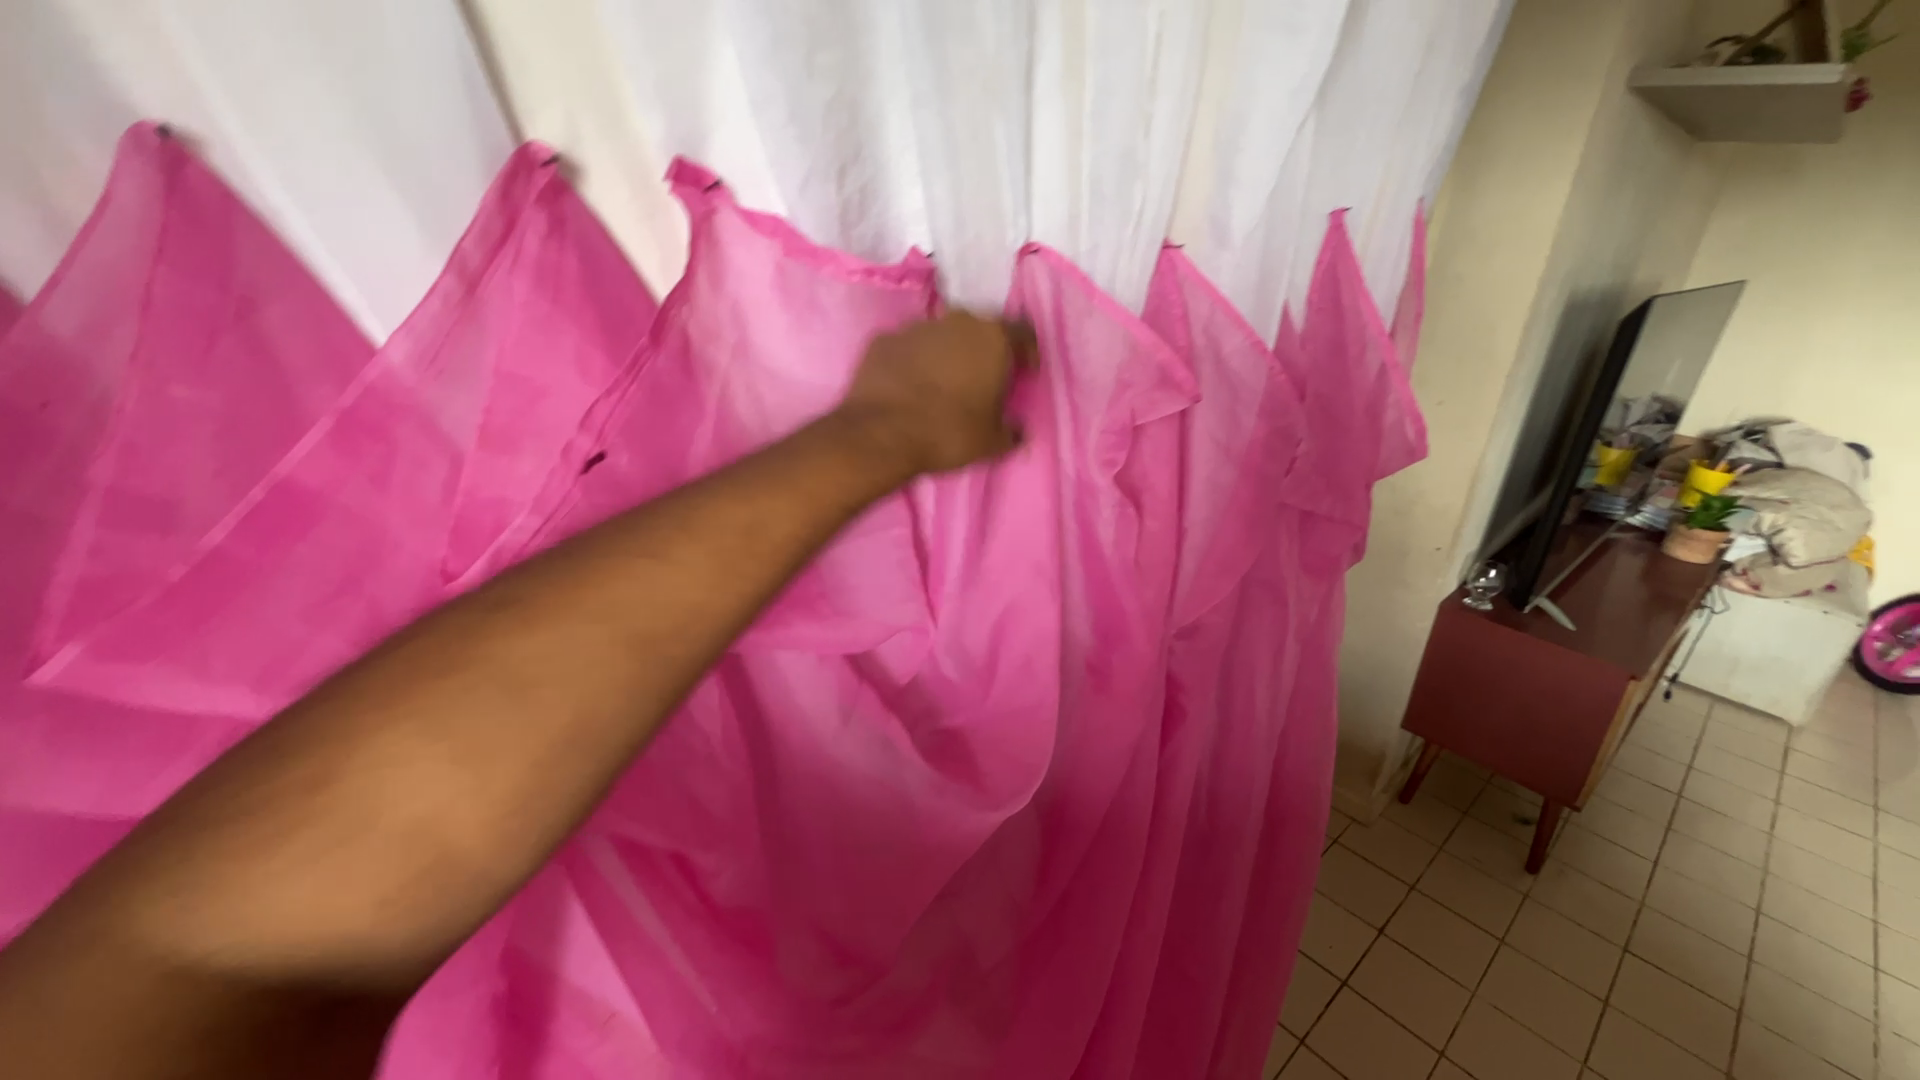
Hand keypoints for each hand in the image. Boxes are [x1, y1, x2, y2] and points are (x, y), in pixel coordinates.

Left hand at [832, 311, 1035, 476]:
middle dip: (983, 351)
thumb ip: (1011, 430)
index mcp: (993, 338)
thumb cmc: (949, 432)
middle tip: (982, 380)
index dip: (1027, 353)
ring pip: (941, 336)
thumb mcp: (993, 442)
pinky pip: (908, 348)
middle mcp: (957, 321)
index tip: (1025, 373)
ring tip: (941, 386)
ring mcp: (916, 327)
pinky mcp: (883, 340)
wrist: (881, 434)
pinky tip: (908, 387)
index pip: (1023, 333)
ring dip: (946, 354)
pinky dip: (912, 362)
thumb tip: (1016, 430)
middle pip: (979, 330)